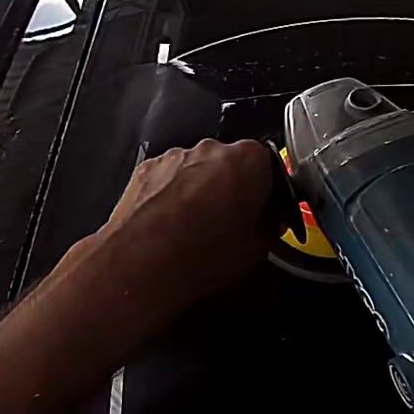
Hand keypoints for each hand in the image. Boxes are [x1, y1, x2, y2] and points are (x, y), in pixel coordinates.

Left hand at [68, 138, 275, 336]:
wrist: (144, 263)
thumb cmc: (200, 254)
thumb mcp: (256, 251)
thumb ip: (268, 228)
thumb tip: (267, 226)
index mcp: (249, 160)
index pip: (270, 167)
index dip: (268, 194)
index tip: (265, 214)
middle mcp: (211, 149)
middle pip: (230, 165)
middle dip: (232, 189)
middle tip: (231, 224)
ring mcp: (175, 157)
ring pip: (197, 171)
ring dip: (199, 192)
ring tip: (195, 230)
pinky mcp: (146, 169)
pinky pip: (168, 179)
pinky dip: (171, 196)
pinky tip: (170, 227)